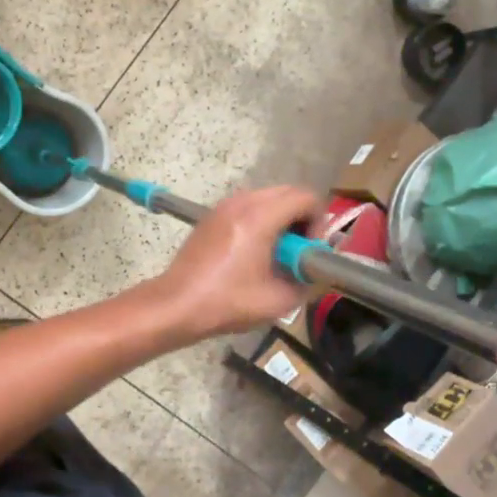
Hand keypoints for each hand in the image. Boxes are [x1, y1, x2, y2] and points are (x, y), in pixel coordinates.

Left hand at [153, 185, 321, 339]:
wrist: (177, 303)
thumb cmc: (228, 302)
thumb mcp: (280, 300)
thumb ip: (307, 281)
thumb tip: (313, 271)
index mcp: (260, 217)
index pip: (306, 198)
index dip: (318, 222)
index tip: (307, 251)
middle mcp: (241, 202)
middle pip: (287, 193)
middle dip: (301, 219)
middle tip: (296, 252)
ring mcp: (222, 206)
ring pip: (266, 198)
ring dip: (279, 218)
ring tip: (275, 254)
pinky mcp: (211, 216)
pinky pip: (246, 206)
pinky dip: (259, 220)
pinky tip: (252, 252)